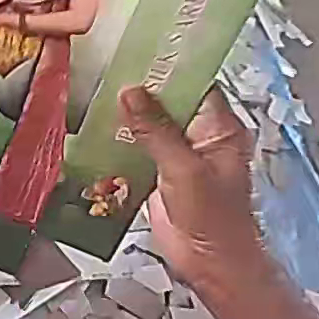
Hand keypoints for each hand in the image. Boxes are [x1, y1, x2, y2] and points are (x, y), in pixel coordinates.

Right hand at [117, 86, 266, 291]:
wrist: (209, 264)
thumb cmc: (212, 219)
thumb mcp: (184, 169)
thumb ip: (156, 131)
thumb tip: (130, 93)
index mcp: (220, 128)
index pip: (195, 85)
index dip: (169, 69)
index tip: (139, 55)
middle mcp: (201, 135)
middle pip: (169, 102)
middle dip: (141, 91)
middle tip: (109, 72)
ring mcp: (179, 153)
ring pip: (151, 123)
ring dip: (128, 115)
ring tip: (98, 94)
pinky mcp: (160, 171)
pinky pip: (139, 146)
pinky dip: (121, 139)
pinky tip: (99, 129)